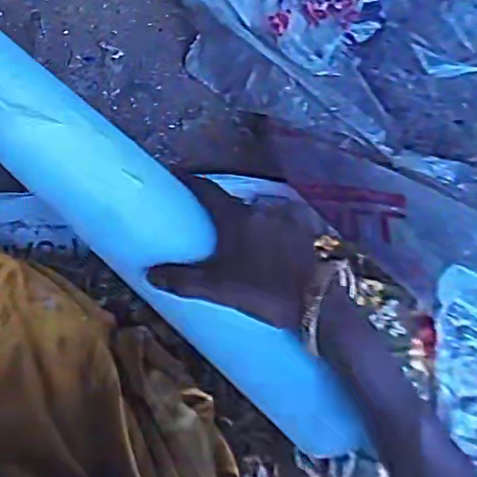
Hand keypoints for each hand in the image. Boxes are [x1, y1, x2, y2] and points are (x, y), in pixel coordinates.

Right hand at [146, 175, 331, 331]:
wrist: (326, 301)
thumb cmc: (267, 289)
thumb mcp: (219, 288)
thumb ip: (183, 281)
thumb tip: (150, 274)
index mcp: (236, 216)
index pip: (207, 189)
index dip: (191, 181)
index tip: (177, 175)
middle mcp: (262, 209)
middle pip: (236, 203)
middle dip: (222, 210)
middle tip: (211, 224)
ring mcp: (292, 218)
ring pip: (264, 215)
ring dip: (253, 224)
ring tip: (245, 243)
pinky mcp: (313, 233)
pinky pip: (288, 227)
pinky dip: (277, 235)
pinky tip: (277, 252)